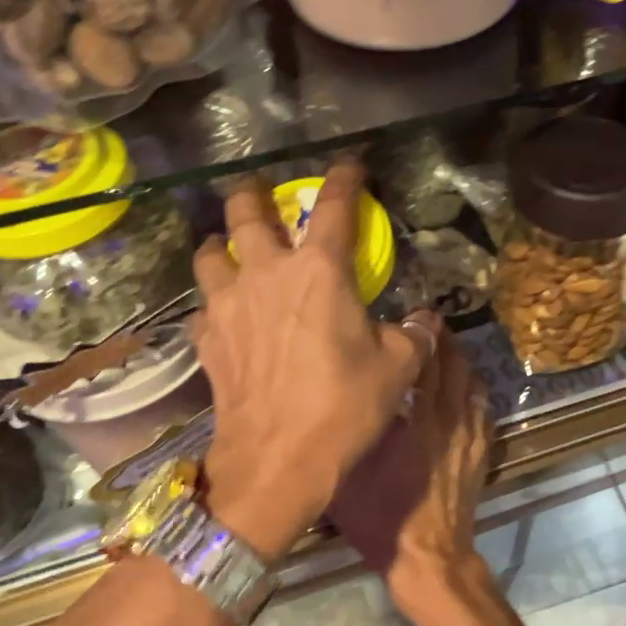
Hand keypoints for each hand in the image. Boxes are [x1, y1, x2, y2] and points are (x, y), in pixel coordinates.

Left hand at [190, 160, 435, 560]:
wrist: (277, 460)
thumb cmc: (343, 406)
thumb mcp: (397, 369)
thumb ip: (412, 335)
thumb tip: (423, 322)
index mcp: (319, 271)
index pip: (333, 206)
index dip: (344, 179)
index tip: (349, 165)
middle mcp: (267, 275)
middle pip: (247, 213)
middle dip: (253, 195)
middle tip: (258, 193)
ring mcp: (228, 306)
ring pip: (210, 255)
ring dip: (219, 244)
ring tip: (227, 247)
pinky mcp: (207, 340)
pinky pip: (202, 308)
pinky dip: (212, 304)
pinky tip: (221, 315)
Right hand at [326, 325, 491, 609]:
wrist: (430, 560)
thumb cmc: (383, 517)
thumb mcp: (349, 472)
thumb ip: (348, 430)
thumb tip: (337, 396)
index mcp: (419, 420)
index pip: (427, 363)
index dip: (423, 335)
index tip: (414, 315)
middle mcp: (450, 420)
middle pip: (454, 366)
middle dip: (443, 341)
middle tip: (428, 323)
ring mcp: (471, 437)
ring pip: (472, 384)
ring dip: (459, 363)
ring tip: (443, 351)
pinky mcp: (481, 453)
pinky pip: (483, 409)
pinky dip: (473, 391)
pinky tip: (462, 389)